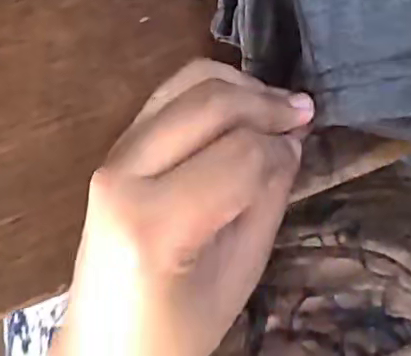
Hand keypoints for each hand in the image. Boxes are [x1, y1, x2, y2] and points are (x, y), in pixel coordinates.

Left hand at [54, 60, 314, 355]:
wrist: (106, 343)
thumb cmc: (176, 328)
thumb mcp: (237, 275)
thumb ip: (268, 199)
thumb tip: (292, 138)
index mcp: (152, 224)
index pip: (236, 156)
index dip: (279, 146)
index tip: (303, 148)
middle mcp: (125, 173)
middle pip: (210, 104)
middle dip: (266, 102)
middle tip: (304, 109)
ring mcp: (116, 151)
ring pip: (189, 81)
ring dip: (242, 85)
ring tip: (277, 104)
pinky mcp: (119, 142)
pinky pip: (173, 90)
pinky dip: (214, 86)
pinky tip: (243, 103)